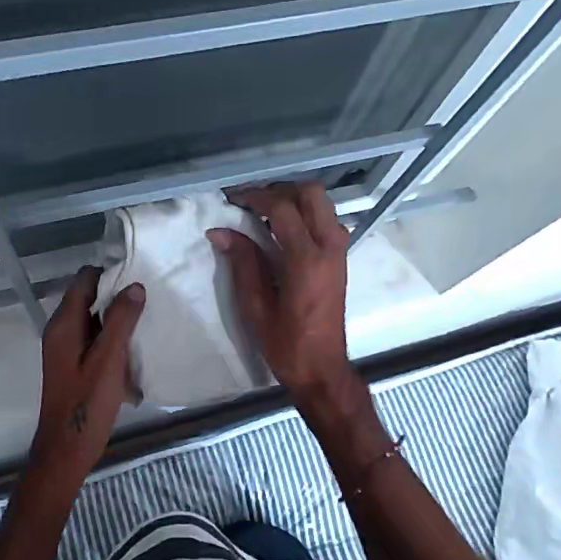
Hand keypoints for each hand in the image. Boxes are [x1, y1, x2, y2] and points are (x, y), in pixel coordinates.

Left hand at [28, 267, 145, 485]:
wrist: (67, 449)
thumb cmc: (87, 403)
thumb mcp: (108, 359)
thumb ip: (121, 321)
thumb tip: (135, 286)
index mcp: (64, 324)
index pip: (84, 280)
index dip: (111, 274)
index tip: (140, 277)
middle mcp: (60, 330)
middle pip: (89, 297)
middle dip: (118, 295)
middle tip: (150, 299)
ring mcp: (66, 348)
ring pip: (94, 319)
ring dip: (118, 318)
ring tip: (148, 319)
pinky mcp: (74, 364)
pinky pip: (95, 339)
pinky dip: (112, 337)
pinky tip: (135, 347)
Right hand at [209, 181, 355, 399]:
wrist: (322, 369)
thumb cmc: (286, 345)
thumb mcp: (255, 307)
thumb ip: (242, 263)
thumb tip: (220, 231)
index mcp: (307, 260)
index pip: (283, 208)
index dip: (256, 197)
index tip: (233, 199)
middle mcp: (329, 248)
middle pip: (311, 193)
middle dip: (280, 190)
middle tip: (252, 202)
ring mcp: (339, 252)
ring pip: (322, 204)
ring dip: (294, 200)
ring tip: (264, 213)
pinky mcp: (341, 259)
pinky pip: (326, 220)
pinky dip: (306, 214)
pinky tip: (282, 231)